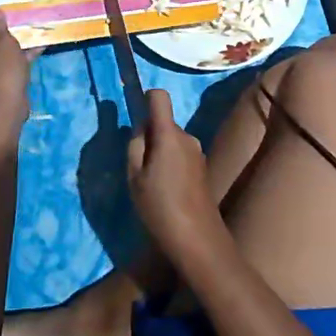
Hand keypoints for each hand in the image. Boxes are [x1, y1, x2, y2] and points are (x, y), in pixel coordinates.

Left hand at [0, 7, 33, 125]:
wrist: (1, 113)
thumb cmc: (2, 73)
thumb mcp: (4, 44)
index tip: (6, 6)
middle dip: (2, 28)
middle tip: (19, 20)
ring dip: (11, 43)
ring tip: (30, 34)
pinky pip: (1, 65)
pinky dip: (15, 58)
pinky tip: (35, 52)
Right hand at [127, 90, 227, 263]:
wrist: (198, 239)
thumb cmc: (160, 207)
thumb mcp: (135, 176)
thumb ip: (135, 145)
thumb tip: (140, 126)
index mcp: (169, 134)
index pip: (160, 96)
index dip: (145, 99)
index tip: (133, 118)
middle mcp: (187, 137)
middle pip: (163, 122)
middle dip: (148, 136)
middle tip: (137, 166)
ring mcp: (197, 152)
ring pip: (171, 140)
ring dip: (159, 152)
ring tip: (150, 183)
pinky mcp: (202, 167)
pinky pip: (180, 153)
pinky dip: (169, 163)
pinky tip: (166, 191)